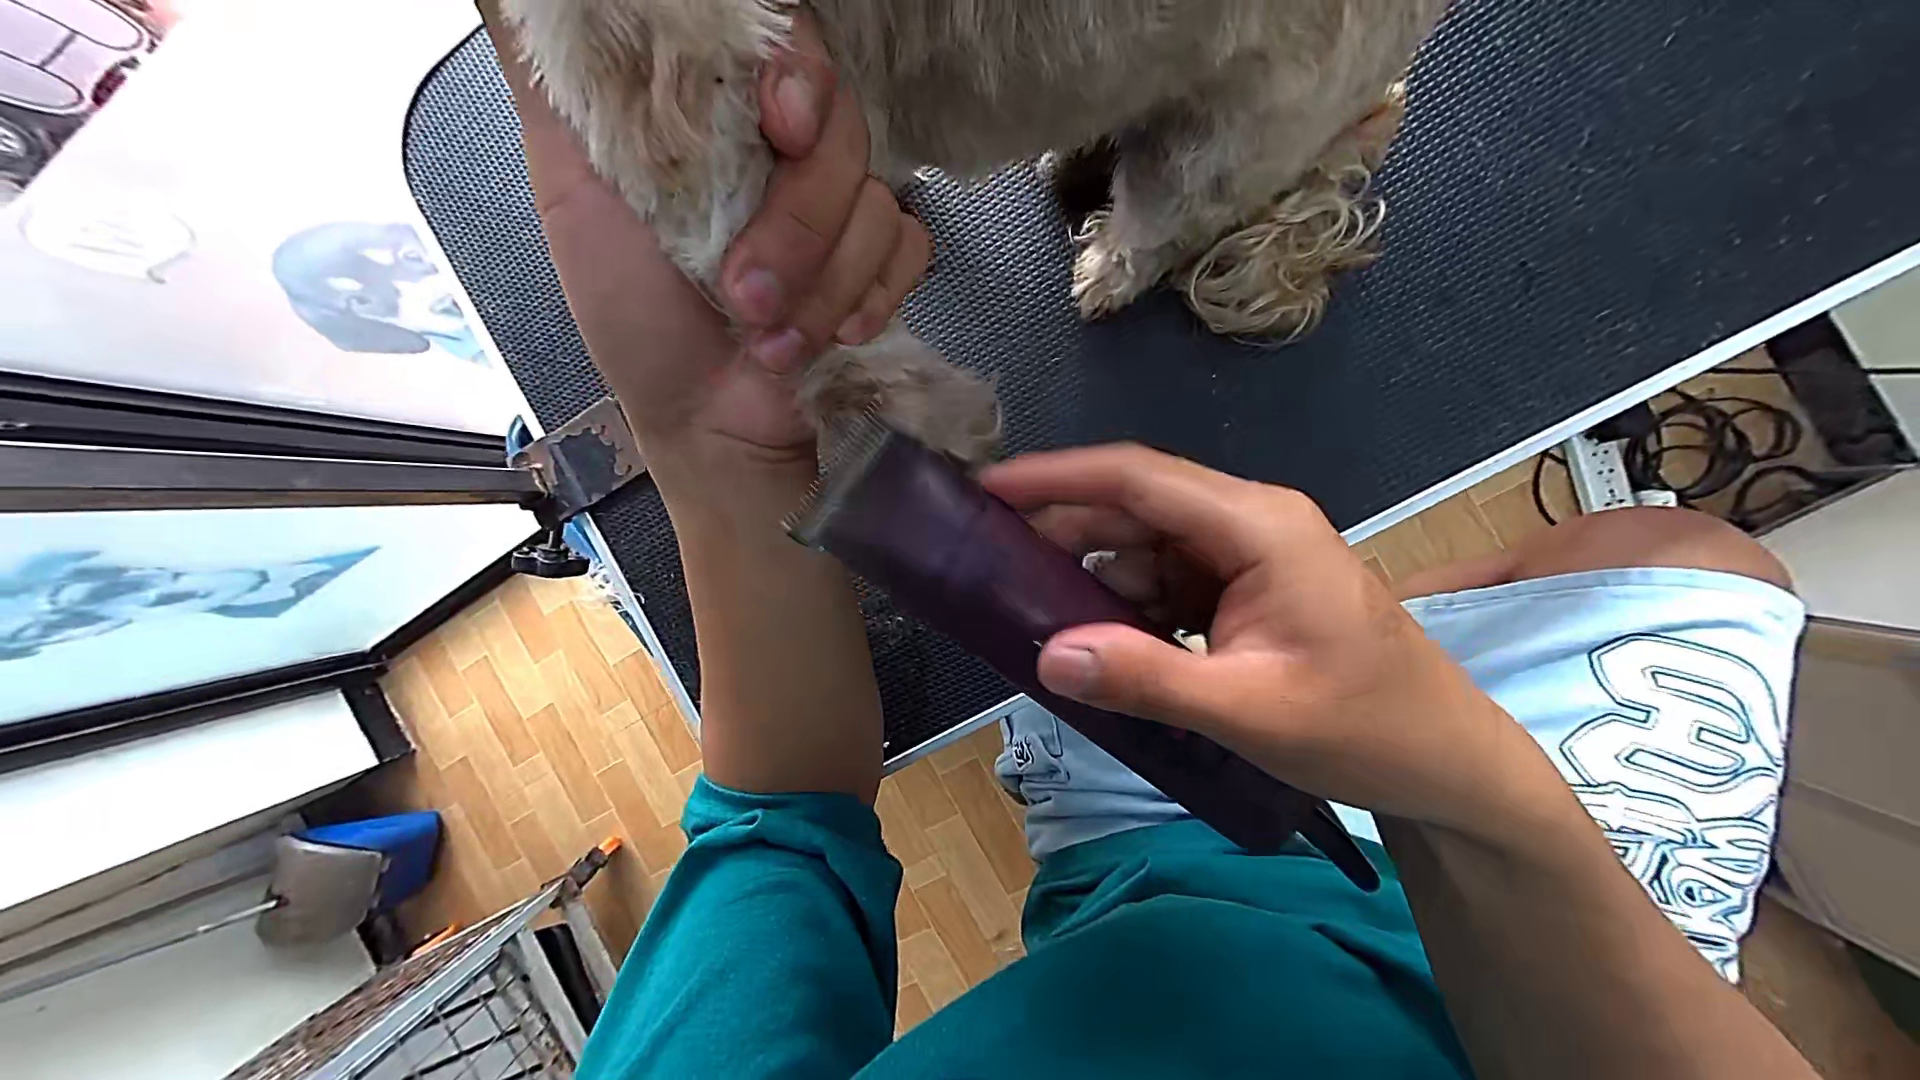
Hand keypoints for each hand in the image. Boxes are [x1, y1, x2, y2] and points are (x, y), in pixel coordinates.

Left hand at [489, 11, 929, 470]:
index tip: (781, 126)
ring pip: (877, 203)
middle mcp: (789, 162)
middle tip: (744, 295)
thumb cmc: (641, 325)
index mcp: (721, 130)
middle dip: (798, 226)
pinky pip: (910, 251)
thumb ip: (562, 91)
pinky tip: (837, 338)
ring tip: (773, 340)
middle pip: (844, 127)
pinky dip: (873, 299)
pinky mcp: (882, 272)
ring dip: (823, 286)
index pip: (787, 49)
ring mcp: (843, 220)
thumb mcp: (574, 198)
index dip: (799, 76)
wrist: (710, 424)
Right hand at [982, 444, 1572, 843]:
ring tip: (1034, 607)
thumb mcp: (1249, 710)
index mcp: (1255, 525)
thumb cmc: (1366, 728)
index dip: (1058, 476)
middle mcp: (1245, 522)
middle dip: (1063, 530)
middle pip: (1133, 507)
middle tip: (993, 559)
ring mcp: (1243, 553)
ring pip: (1142, 545)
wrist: (1446, 761)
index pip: (1138, 478)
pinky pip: (1161, 578)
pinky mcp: (1239, 585)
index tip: (991, 484)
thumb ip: (1146, 678)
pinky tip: (1096, 634)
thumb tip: (1048, 655)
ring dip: (1092, 575)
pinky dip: (1122, 602)